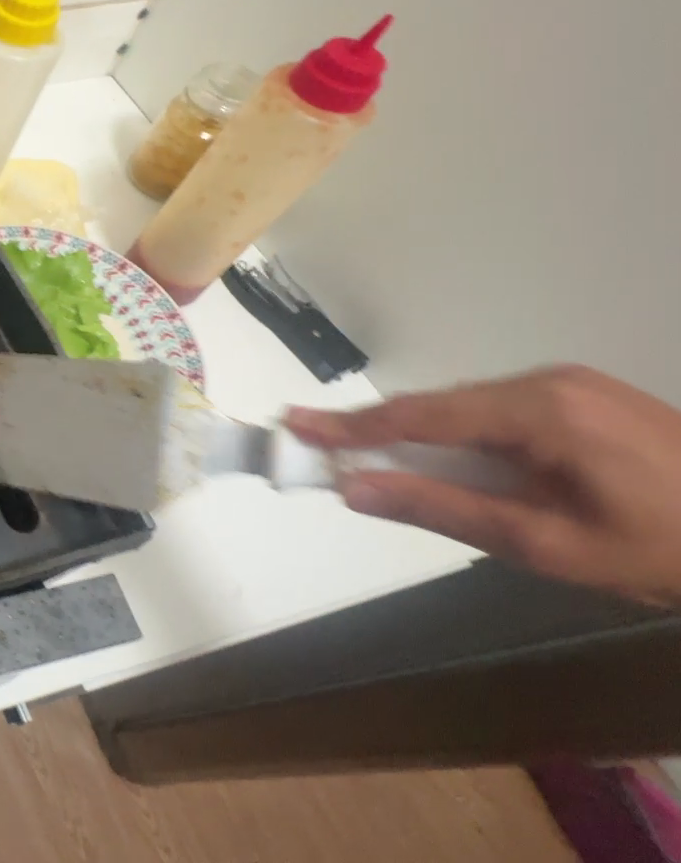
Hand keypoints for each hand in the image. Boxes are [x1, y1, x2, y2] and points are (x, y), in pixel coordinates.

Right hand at [285, 365, 680, 608]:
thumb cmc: (666, 549)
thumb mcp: (546, 544)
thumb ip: (441, 509)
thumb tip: (351, 489)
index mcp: (540, 412)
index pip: (418, 415)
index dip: (348, 425)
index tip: (291, 423)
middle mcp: (549, 383)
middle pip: (438, 407)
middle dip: (380, 432)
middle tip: (325, 451)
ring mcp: (573, 386)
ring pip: (466, 409)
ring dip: (423, 437)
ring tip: (382, 464)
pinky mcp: (588, 398)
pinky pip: (499, 411)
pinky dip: (462, 437)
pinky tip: (453, 462)